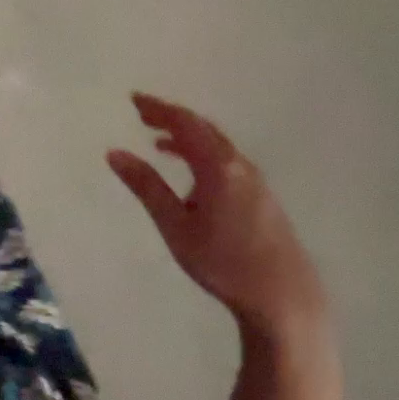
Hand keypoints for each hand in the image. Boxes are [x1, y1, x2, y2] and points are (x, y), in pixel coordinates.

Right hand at [108, 93, 327, 340]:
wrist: (284, 299)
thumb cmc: (223, 262)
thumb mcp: (175, 226)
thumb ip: (146, 186)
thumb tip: (114, 153)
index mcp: (219, 168)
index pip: (186, 125)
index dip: (159, 109)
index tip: (134, 100)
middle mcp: (241, 167)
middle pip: (204, 130)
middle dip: (172, 118)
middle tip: (142, 114)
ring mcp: (255, 182)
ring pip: (217, 146)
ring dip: (188, 137)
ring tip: (159, 141)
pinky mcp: (261, 198)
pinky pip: (226, 161)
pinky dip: (202, 153)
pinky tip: (190, 173)